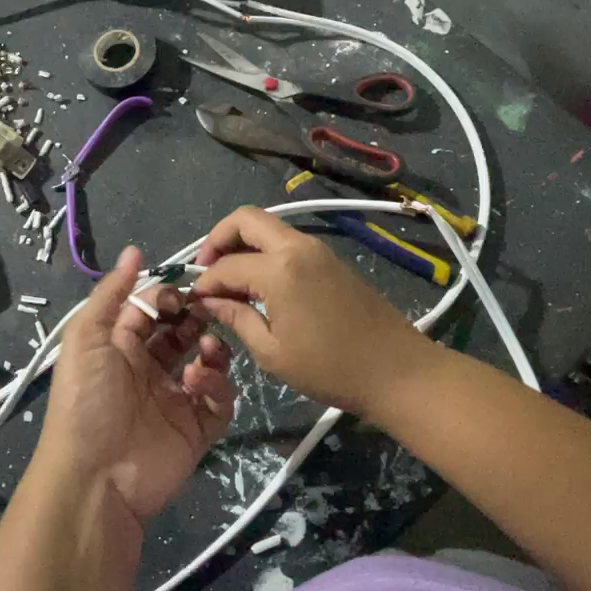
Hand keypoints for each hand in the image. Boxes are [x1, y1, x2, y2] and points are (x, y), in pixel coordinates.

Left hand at [37, 247, 236, 521]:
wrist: (95, 476)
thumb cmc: (87, 398)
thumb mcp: (86, 337)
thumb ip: (112, 292)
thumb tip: (134, 250)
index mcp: (121, 346)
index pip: (152, 309)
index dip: (169, 296)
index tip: (183, 292)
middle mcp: (149, 368)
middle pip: (182, 332)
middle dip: (196, 316)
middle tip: (208, 309)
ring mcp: (175, 399)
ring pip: (207, 361)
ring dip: (211, 347)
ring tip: (205, 347)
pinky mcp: (197, 429)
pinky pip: (220, 400)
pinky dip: (218, 385)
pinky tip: (200, 382)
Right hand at [192, 206, 433, 419]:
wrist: (398, 370)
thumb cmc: (331, 368)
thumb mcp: (273, 352)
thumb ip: (237, 319)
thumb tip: (209, 302)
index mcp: (279, 269)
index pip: (227, 265)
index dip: (205, 282)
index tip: (192, 299)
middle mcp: (296, 246)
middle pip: (246, 219)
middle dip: (218, 239)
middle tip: (206, 270)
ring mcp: (316, 248)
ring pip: (268, 227)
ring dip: (242, 243)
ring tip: (229, 280)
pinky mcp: (329, 258)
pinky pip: (286, 241)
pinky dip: (264, 251)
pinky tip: (258, 283)